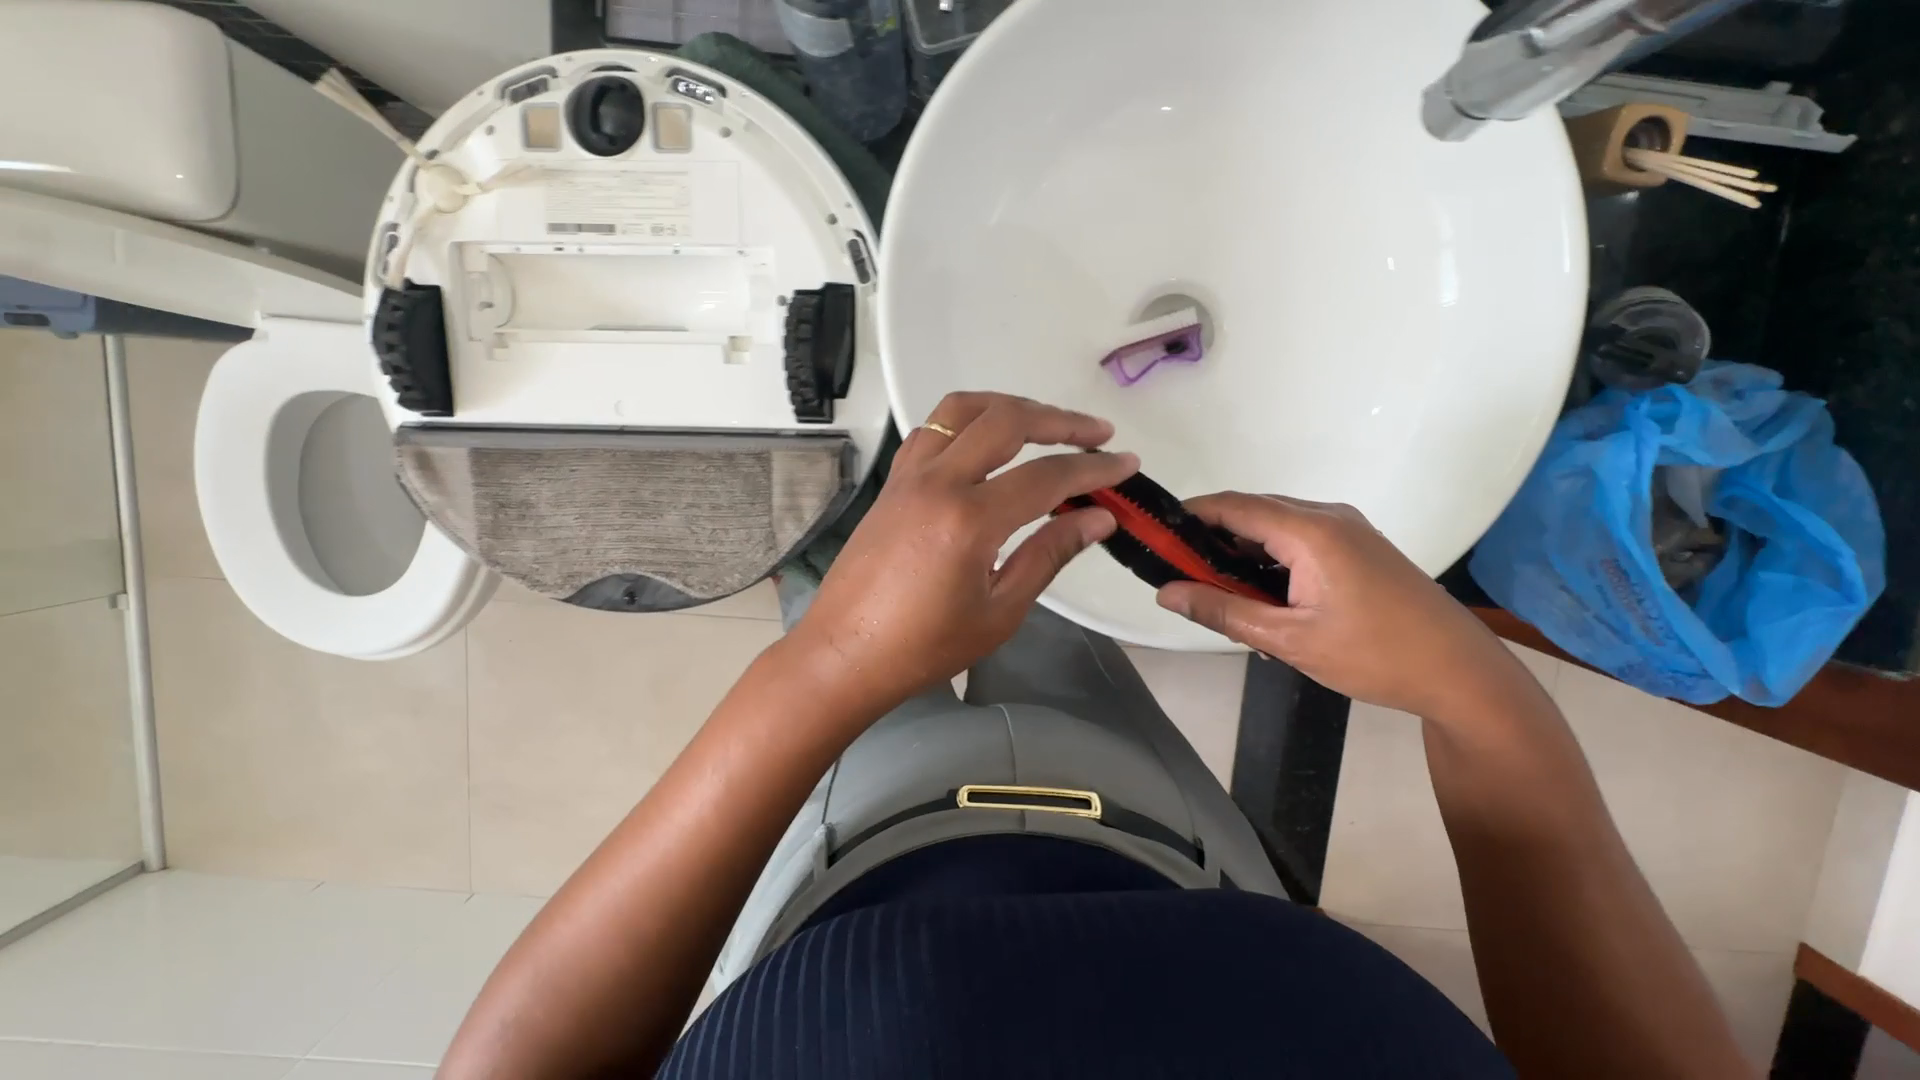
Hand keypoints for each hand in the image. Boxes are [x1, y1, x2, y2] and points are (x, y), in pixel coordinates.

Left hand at [786, 392, 1137, 714]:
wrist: (844, 655)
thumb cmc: (924, 647)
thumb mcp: (999, 611)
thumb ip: (1049, 555)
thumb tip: (1098, 518)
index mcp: (969, 519)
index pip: (1047, 476)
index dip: (1095, 467)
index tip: (1127, 463)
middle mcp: (937, 482)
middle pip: (1006, 419)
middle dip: (1060, 420)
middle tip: (1097, 433)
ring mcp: (908, 476)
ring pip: (962, 410)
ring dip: (1009, 407)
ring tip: (1045, 423)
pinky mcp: (892, 483)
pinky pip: (931, 431)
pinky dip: (967, 423)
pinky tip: (986, 445)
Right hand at [1156, 493, 1517, 717]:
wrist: (1460, 672)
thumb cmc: (1373, 655)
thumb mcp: (1288, 640)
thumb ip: (1223, 612)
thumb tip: (1166, 593)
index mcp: (1310, 531)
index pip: (1232, 505)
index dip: (1189, 515)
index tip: (1154, 537)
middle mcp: (1328, 516)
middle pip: (1252, 511)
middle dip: (1211, 537)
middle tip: (1180, 574)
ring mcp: (1348, 529)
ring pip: (1276, 526)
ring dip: (1241, 550)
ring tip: (1216, 591)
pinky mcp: (1358, 547)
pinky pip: (1299, 539)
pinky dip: (1270, 558)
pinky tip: (1260, 595)